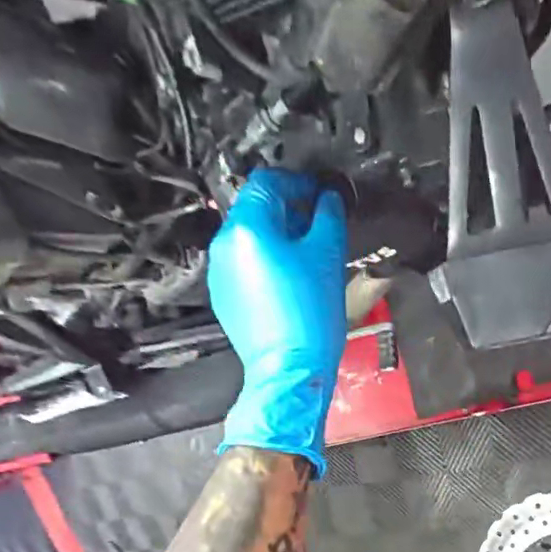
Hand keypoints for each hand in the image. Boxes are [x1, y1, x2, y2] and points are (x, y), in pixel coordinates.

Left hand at [206, 168, 347, 473]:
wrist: (289, 370)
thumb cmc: (308, 321)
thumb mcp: (328, 260)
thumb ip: (328, 220)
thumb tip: (328, 200)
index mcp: (248, 229)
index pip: (269, 181)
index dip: (299, 183)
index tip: (320, 193)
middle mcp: (226, 246)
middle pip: (258, 210)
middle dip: (291, 212)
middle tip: (321, 225)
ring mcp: (222, 273)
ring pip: (253, 240)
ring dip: (281, 239)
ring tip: (312, 257)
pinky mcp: (227, 297)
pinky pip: (248, 268)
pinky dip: (271, 265)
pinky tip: (296, 284)